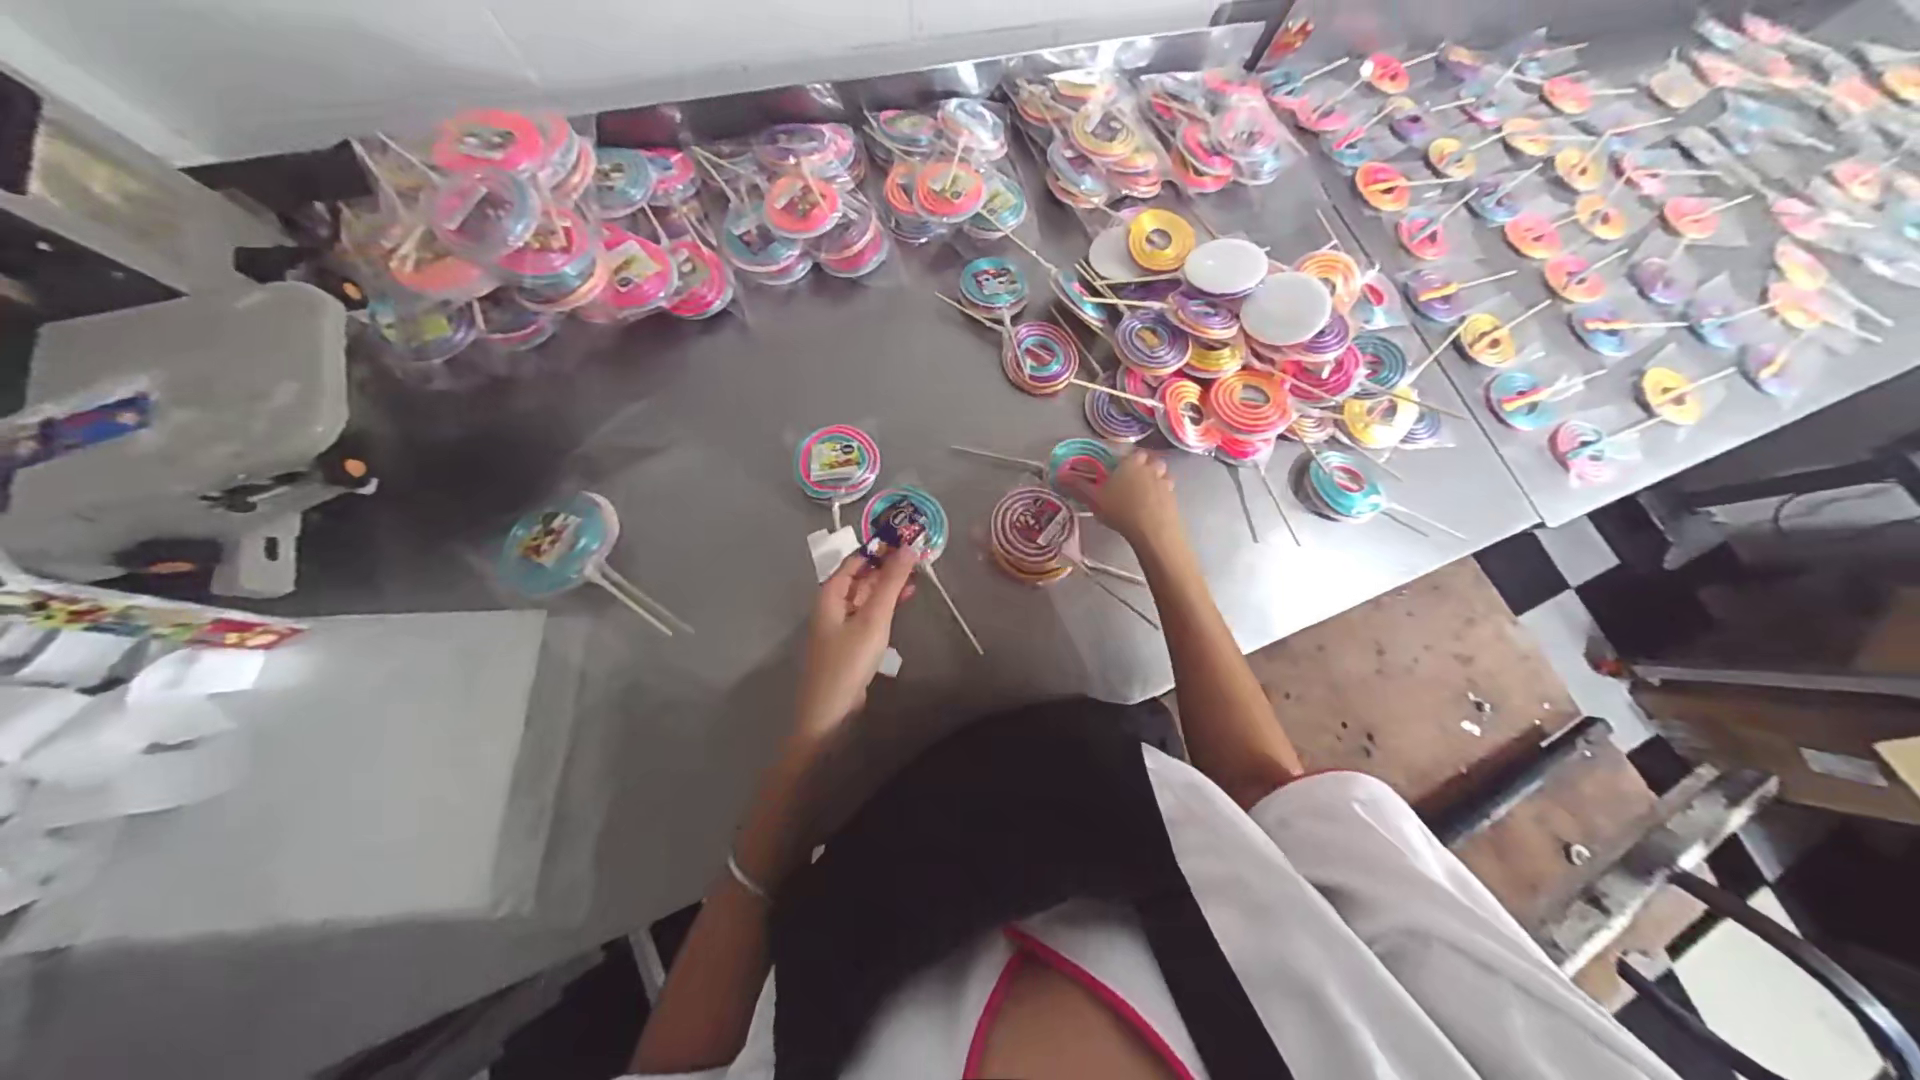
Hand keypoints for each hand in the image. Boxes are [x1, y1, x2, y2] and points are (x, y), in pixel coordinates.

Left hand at [794, 544, 917, 737]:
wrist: (830, 710)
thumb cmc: (849, 660)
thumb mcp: (874, 618)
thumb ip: (891, 583)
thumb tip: (908, 547)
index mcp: (830, 594)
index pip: (855, 559)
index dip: (879, 547)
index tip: (906, 537)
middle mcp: (832, 604)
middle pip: (860, 576)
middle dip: (886, 565)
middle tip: (917, 554)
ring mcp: (840, 624)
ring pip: (866, 595)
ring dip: (888, 584)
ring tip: (917, 575)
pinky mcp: (849, 642)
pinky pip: (868, 613)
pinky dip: (885, 604)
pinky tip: (903, 601)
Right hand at [1071, 450, 1182, 550]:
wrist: (1152, 529)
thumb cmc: (1120, 510)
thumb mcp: (1094, 499)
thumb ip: (1078, 486)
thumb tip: (1059, 476)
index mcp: (1129, 464)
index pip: (1133, 453)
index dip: (1128, 460)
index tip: (1122, 469)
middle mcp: (1149, 468)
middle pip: (1151, 460)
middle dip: (1145, 466)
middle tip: (1134, 480)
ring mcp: (1164, 482)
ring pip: (1163, 474)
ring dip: (1157, 478)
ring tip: (1146, 492)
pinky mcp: (1174, 497)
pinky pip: (1169, 490)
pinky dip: (1163, 495)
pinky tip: (1154, 506)